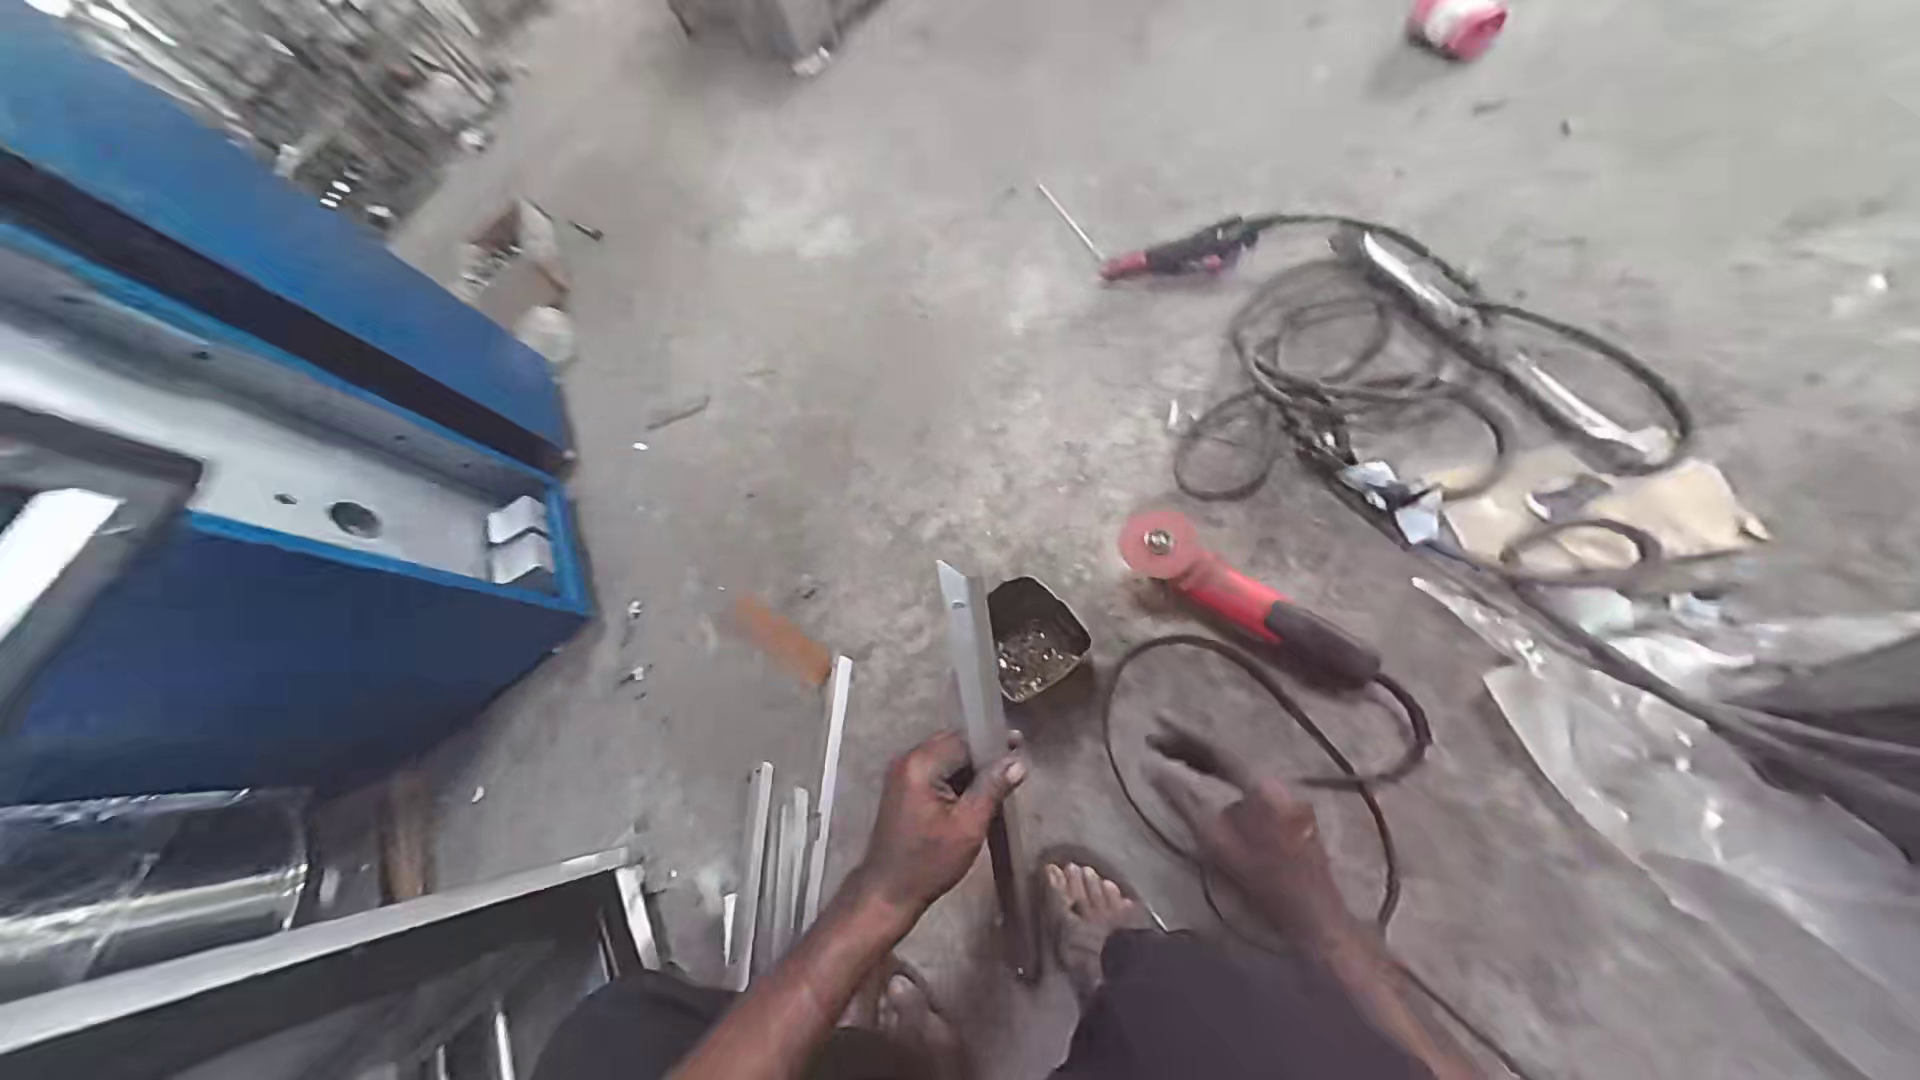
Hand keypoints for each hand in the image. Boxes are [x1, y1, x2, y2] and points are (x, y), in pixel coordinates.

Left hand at [851, 730, 1026, 919]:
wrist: (888, 893)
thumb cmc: (929, 863)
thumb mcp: (968, 827)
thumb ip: (992, 789)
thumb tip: (1017, 762)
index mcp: (920, 764)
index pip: (963, 739)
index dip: (992, 742)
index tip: (1018, 745)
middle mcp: (907, 759)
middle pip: (953, 742)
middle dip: (982, 752)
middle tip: (1012, 762)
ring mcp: (902, 771)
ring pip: (945, 754)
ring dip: (969, 764)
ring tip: (999, 777)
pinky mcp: (902, 785)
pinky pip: (935, 768)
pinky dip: (955, 775)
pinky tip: (975, 790)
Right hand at [1147, 718, 1348, 938]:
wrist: (1315, 917)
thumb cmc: (1261, 880)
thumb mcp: (1214, 840)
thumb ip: (1181, 800)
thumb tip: (1152, 769)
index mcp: (1260, 783)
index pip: (1214, 747)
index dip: (1181, 733)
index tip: (1156, 718)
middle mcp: (1275, 779)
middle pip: (1225, 754)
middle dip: (1188, 746)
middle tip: (1155, 740)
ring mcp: (1284, 792)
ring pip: (1234, 767)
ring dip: (1202, 760)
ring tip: (1170, 753)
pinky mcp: (1286, 806)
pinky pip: (1244, 780)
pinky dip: (1219, 775)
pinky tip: (1201, 777)